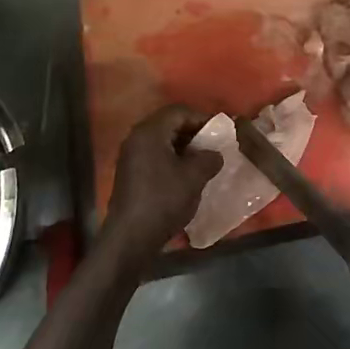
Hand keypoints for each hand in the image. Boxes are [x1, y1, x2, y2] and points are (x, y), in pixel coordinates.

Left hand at [100, 105, 221, 267]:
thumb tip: (214, 154)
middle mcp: (136, 138)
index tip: (220, 131)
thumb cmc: (163, 200)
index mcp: (149, 132)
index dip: (201, 118)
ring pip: (161, 141)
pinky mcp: (129, 173)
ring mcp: (130, 156)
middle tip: (213, 145)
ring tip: (202, 162)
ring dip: (182, 148)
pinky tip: (185, 176)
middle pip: (168, 124)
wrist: (131, 236)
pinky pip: (154, 156)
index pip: (178, 112)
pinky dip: (171, 159)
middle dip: (192, 133)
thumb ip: (208, 158)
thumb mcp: (193, 178)